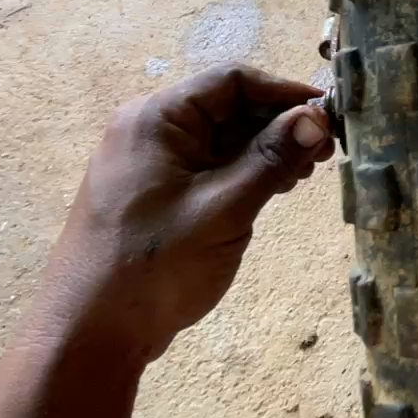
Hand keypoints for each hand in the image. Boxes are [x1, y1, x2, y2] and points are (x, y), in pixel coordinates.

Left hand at [28, 65, 335, 363]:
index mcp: (157, 118)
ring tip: (307, 173)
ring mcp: (156, 162)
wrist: (89, 337)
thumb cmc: (155, 265)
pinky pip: (214, 163)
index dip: (286, 93)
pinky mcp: (162, 191)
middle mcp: (153, 129)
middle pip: (232, 106)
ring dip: (270, 148)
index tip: (328, 117)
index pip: (234, 81)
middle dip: (281, 124)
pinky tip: (279, 187)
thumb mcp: (225, 207)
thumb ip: (273, 157)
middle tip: (326, 151)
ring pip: (227, 136)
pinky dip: (249, 169)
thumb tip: (318, 118)